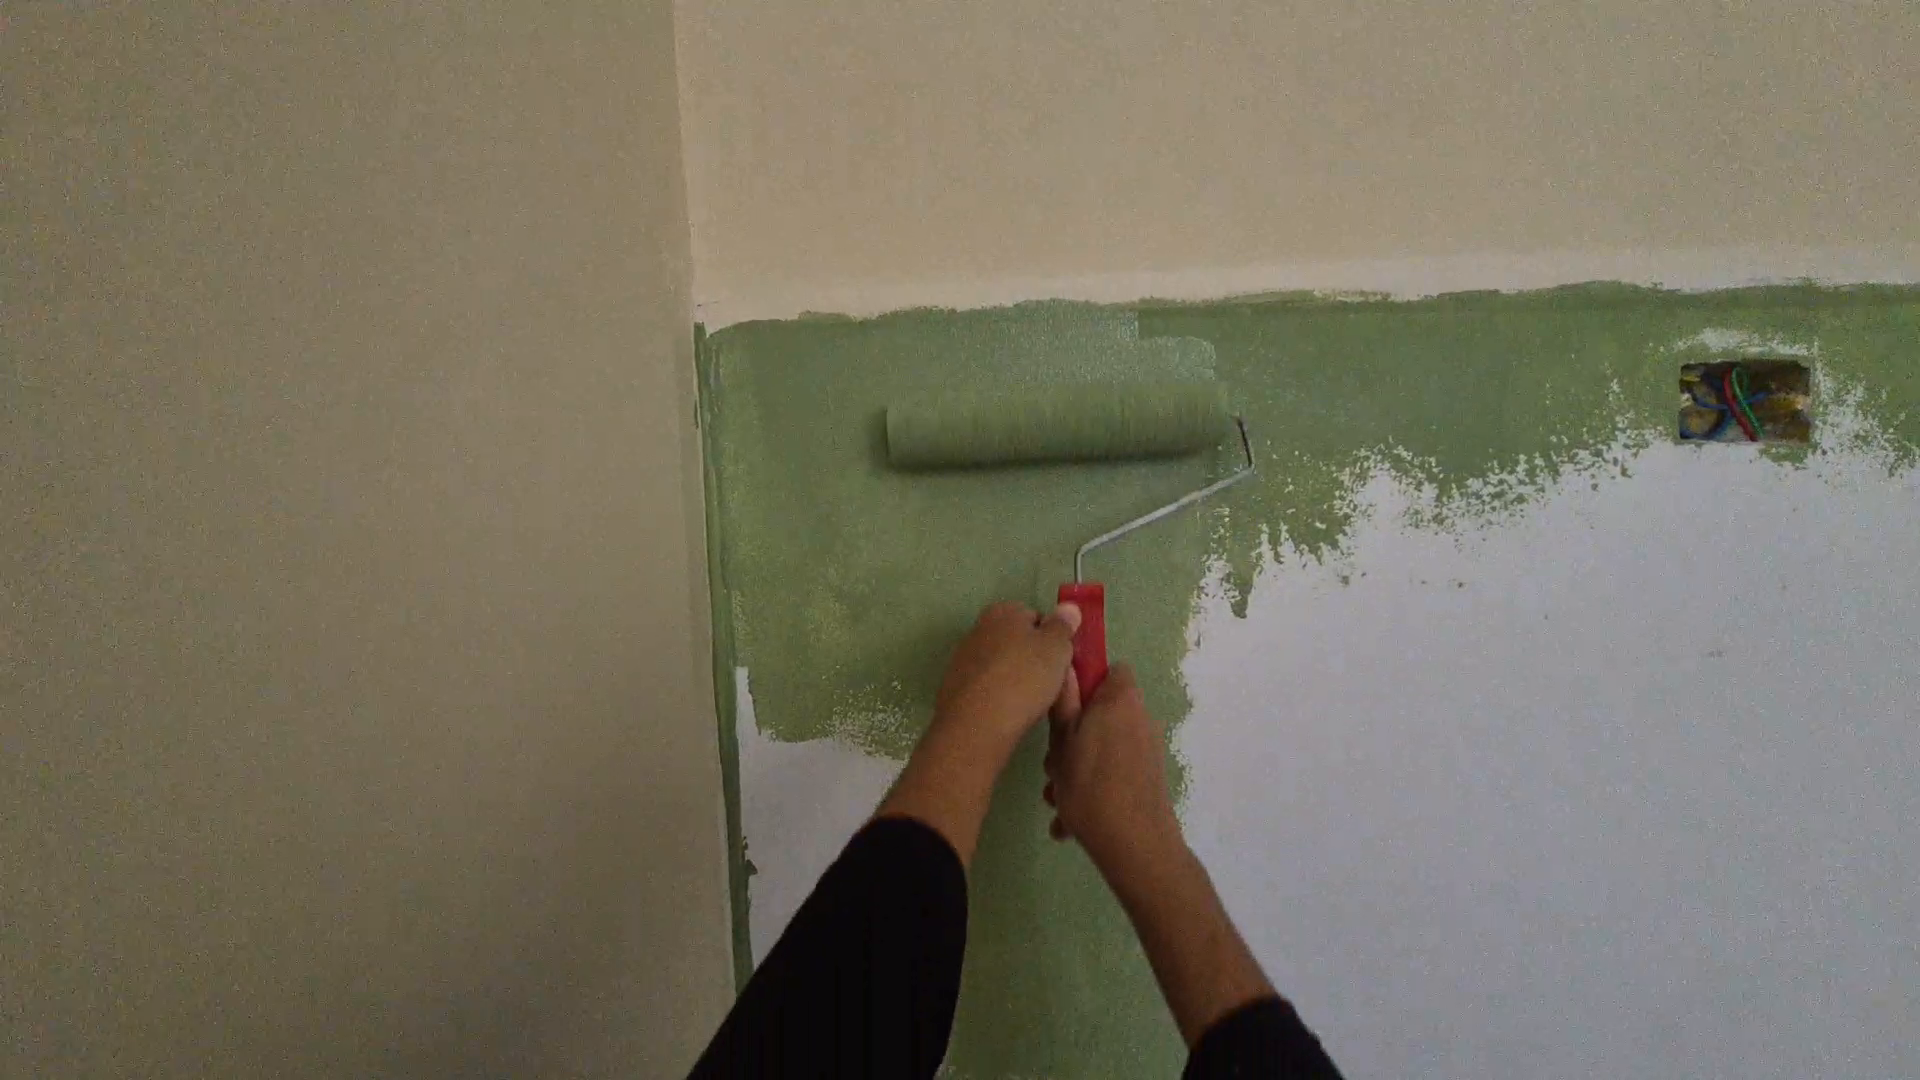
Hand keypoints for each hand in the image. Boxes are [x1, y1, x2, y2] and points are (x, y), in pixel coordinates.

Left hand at [931, 601, 1081, 759]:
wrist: (977, 723)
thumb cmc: (1024, 679)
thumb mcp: (1056, 648)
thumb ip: (1063, 625)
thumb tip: (1068, 606)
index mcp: (1003, 611)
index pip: (1036, 617)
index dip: (1052, 639)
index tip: (1061, 660)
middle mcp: (978, 628)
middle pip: (1016, 640)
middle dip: (1032, 658)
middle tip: (1050, 682)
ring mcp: (962, 658)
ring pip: (1001, 664)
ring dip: (1014, 677)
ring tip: (1030, 701)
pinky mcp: (954, 686)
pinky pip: (986, 686)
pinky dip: (997, 694)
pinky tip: (1007, 712)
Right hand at [1043, 664, 1182, 873]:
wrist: (1135, 847)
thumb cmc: (1091, 786)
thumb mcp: (1062, 740)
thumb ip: (1064, 700)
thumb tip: (1066, 665)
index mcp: (1121, 700)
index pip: (1110, 669)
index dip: (1085, 680)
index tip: (1062, 704)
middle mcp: (1140, 718)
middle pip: (1101, 712)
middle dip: (1072, 734)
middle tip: (1051, 762)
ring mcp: (1147, 750)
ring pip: (1102, 747)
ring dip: (1077, 767)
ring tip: (1056, 798)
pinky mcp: (1149, 778)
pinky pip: (1113, 772)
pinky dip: (1093, 788)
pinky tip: (1070, 820)